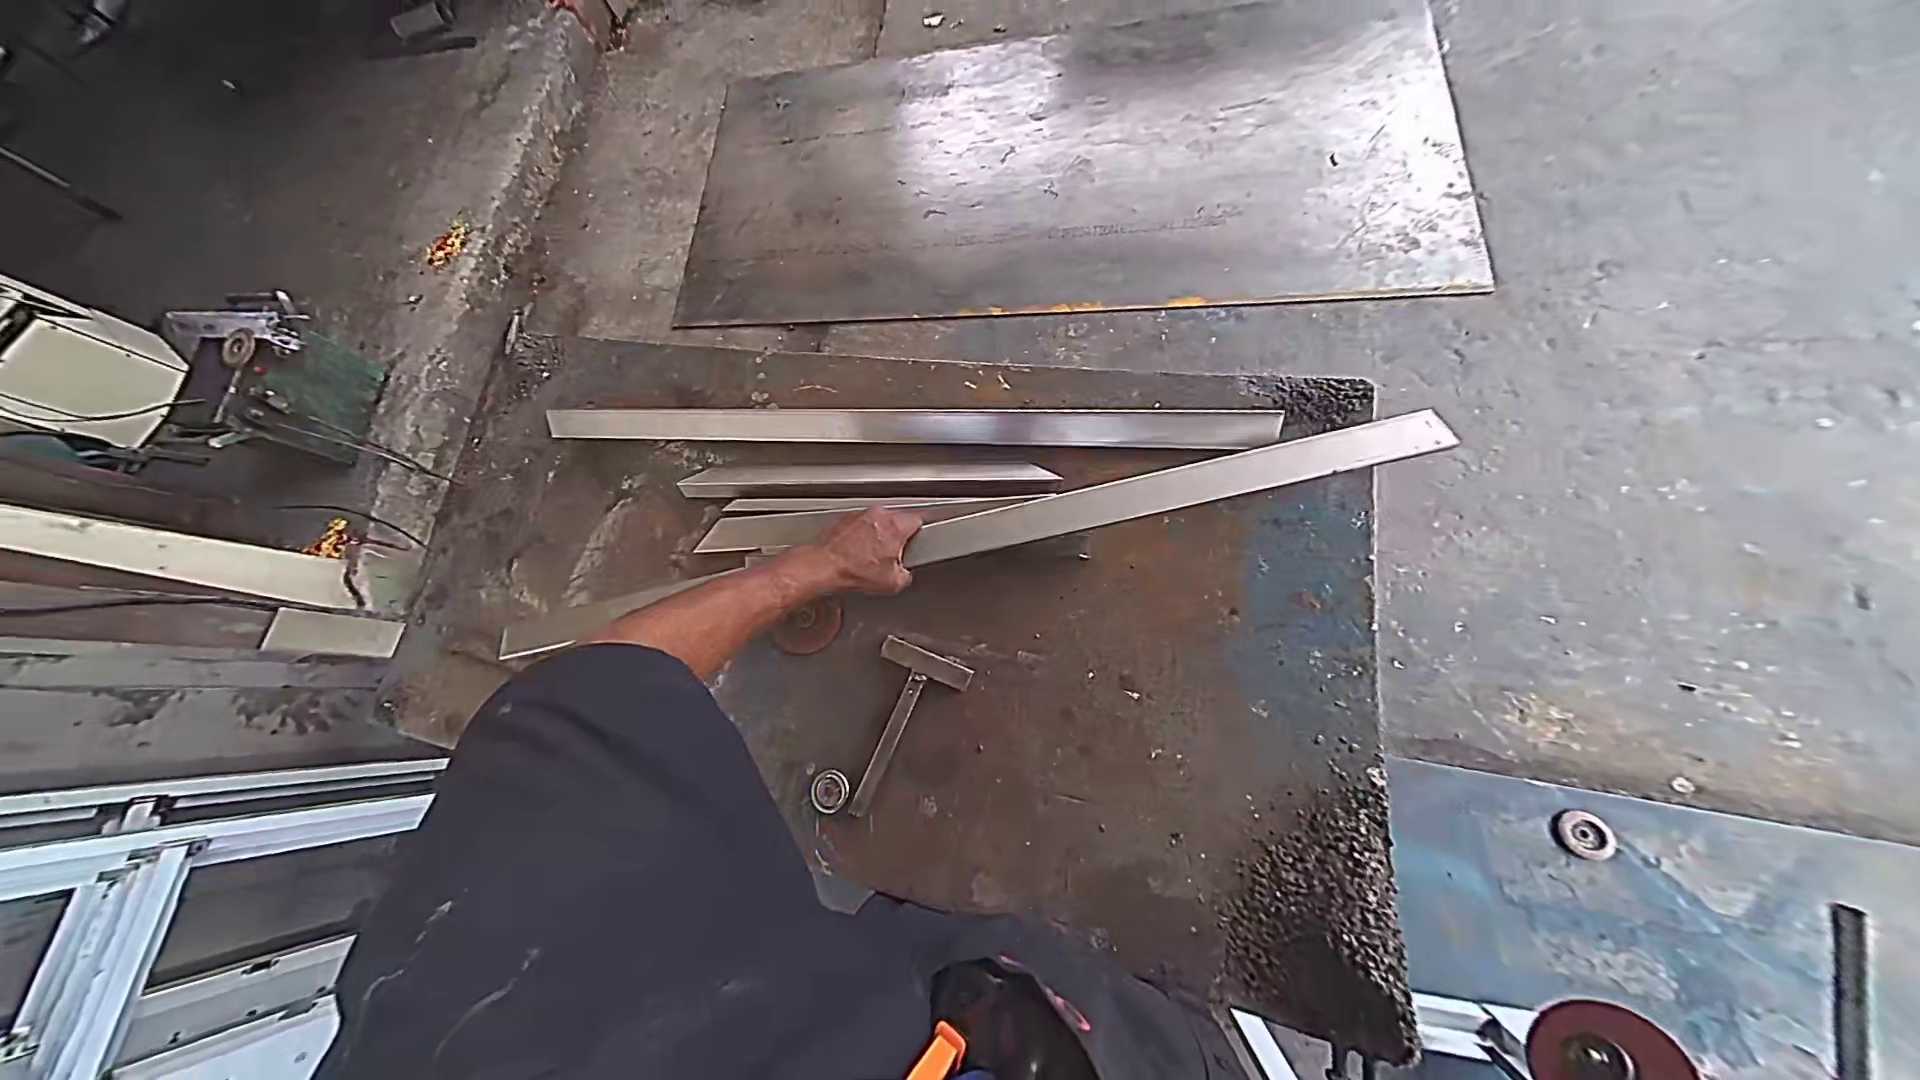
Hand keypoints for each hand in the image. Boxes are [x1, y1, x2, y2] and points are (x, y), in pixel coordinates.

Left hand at [799, 507, 922, 593]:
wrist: (822, 566)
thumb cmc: (853, 570)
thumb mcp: (893, 582)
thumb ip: (907, 574)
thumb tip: (904, 573)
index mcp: (895, 525)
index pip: (919, 519)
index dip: (922, 531)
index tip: (920, 538)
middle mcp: (878, 514)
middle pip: (898, 521)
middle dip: (897, 537)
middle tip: (892, 555)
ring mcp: (860, 515)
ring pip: (878, 523)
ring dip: (877, 536)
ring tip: (871, 557)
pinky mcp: (845, 519)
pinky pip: (860, 526)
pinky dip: (860, 537)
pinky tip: (856, 554)